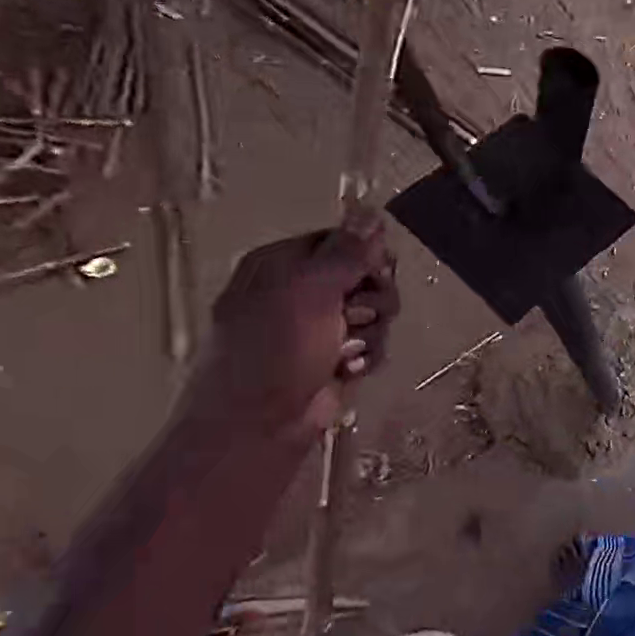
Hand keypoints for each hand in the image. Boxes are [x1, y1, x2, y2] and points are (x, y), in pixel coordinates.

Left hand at [192, 224, 398, 438]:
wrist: (259, 425)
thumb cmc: (275, 349)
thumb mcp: (309, 290)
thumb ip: (346, 252)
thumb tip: (372, 211)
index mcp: (282, 263)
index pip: (342, 240)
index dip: (366, 255)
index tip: (375, 272)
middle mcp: (301, 291)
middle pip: (366, 276)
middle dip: (373, 298)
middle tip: (356, 315)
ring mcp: (319, 328)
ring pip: (375, 312)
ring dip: (369, 332)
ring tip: (346, 351)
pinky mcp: (335, 359)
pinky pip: (372, 344)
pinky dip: (365, 357)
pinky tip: (348, 370)